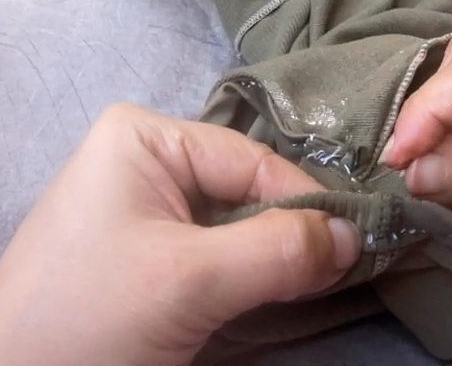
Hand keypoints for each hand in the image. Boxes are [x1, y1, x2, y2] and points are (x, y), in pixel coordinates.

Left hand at [0, 104, 359, 365]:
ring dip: (271, 254)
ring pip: (228, 221)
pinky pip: (208, 248)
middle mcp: (142, 155)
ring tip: (319, 280)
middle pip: (239, 186)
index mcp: (143, 133)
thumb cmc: (89, 317)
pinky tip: (274, 290)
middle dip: (289, 228)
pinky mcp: (139, 250)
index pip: (246, 158)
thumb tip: (355, 234)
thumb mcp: (189, 280)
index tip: (362, 241)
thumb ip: (277, 251)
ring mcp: (139, 203)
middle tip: (347, 266)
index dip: (305, 199)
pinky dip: (244, 272)